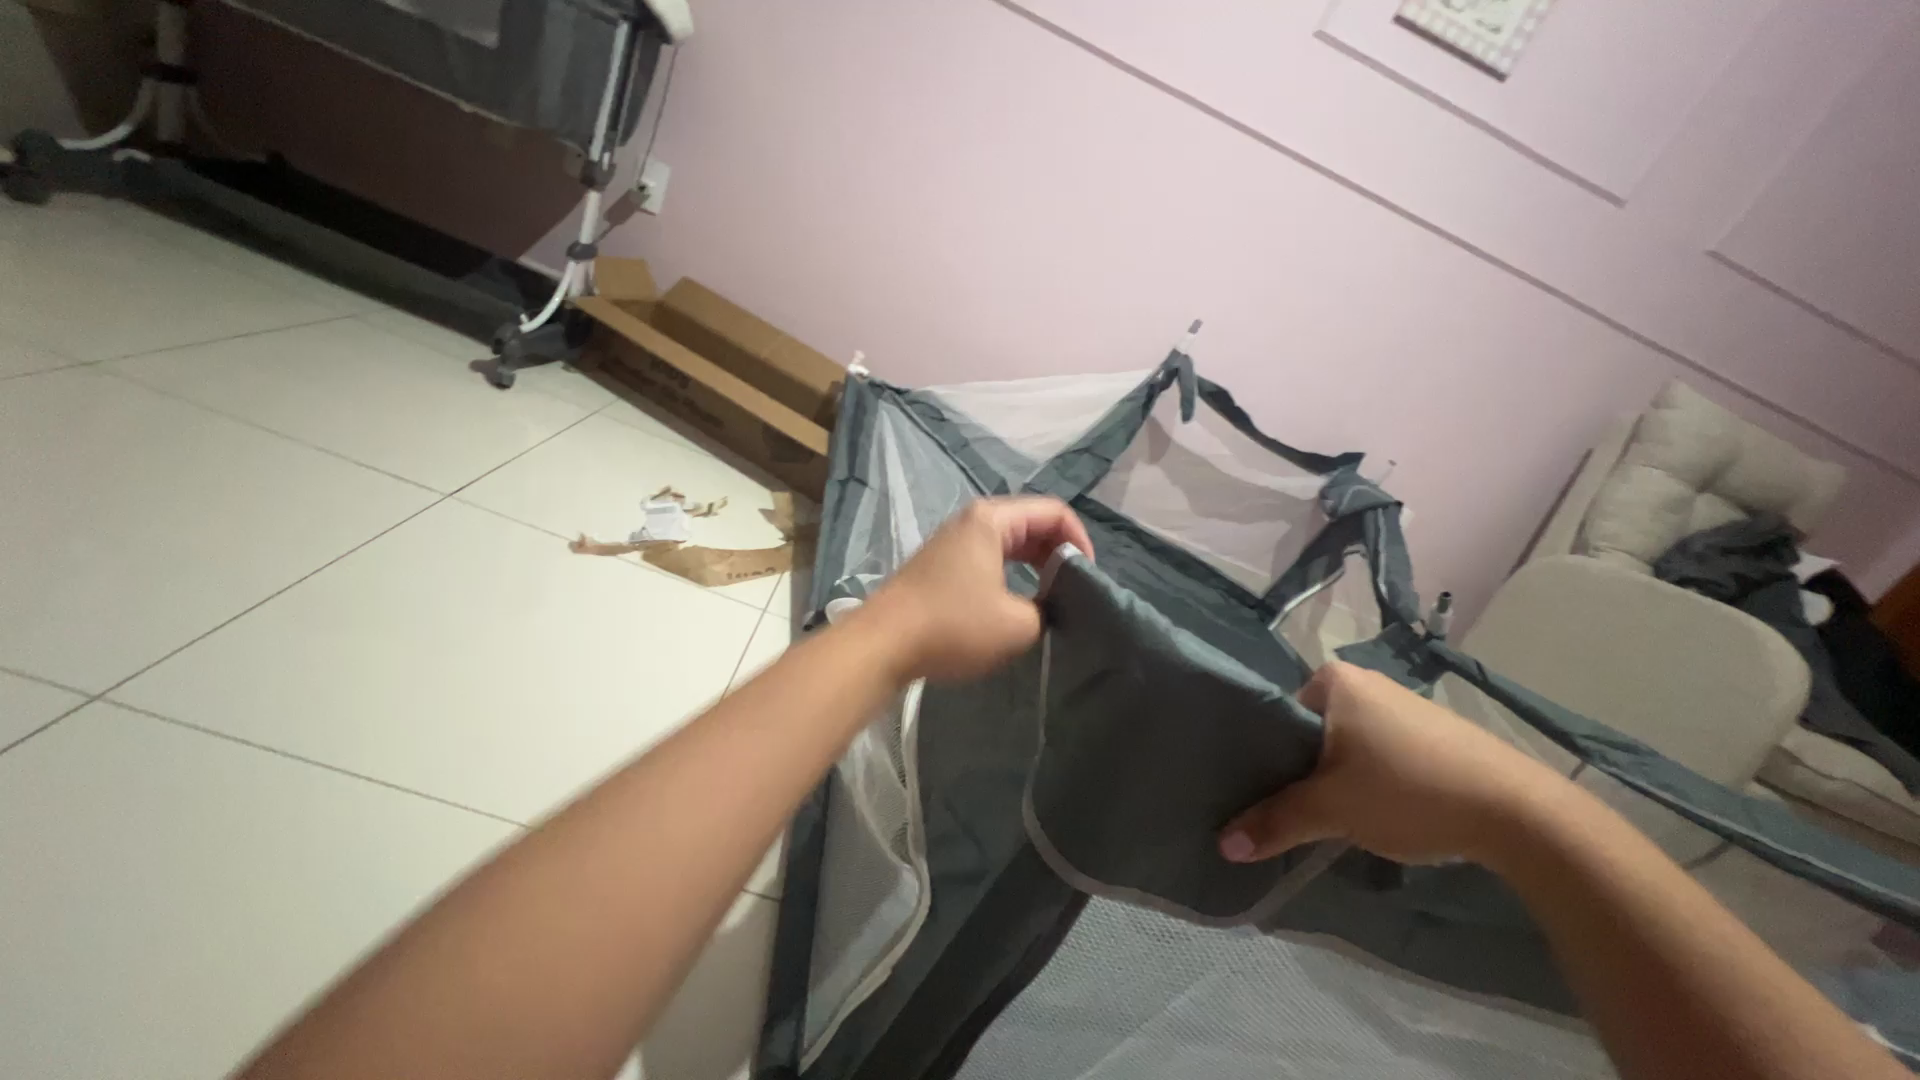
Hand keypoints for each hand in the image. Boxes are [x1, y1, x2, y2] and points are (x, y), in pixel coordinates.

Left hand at [859, 496, 1092, 682]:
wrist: (883, 644)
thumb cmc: (953, 626)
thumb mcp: (1018, 624)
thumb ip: (1049, 609)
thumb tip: (1050, 606)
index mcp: (992, 519)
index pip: (1054, 512)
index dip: (1080, 542)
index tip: (1087, 579)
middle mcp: (971, 521)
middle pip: (1031, 524)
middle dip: (1058, 554)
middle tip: (1073, 591)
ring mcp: (952, 542)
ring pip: (1009, 543)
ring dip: (1035, 567)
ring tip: (1050, 601)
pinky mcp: (940, 566)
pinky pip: (989, 559)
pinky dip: (1011, 576)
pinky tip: (1015, 606)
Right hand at [1218, 661, 1573, 866]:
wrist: (1520, 812)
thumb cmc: (1409, 790)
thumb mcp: (1330, 809)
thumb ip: (1274, 823)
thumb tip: (1223, 847)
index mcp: (1334, 680)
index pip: (1275, 713)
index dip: (1260, 754)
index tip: (1252, 790)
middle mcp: (1367, 682)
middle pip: (1309, 730)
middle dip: (1296, 769)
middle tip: (1281, 807)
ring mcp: (1404, 707)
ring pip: (1344, 745)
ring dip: (1333, 778)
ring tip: (1324, 816)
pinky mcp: (1433, 736)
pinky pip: (1378, 754)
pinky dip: (1368, 780)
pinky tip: (1373, 812)